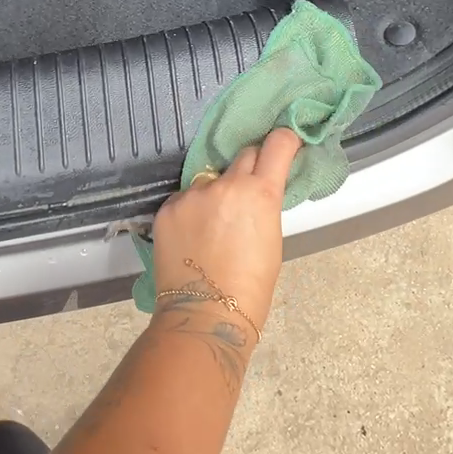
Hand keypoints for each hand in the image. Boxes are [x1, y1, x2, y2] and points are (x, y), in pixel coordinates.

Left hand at [148, 128, 301, 339]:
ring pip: (210, 179)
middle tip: (249, 188)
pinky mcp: (167, 208)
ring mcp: (192, 194)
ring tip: (214, 225)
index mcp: (260, 193)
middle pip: (243, 155)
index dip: (284, 140)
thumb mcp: (271, 239)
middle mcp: (225, 184)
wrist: (204, 313)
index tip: (286, 142)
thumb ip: (262, 205)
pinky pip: (184, 199)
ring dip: (216, 192)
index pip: (277, 145)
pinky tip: (192, 236)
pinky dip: (191, 210)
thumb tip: (254, 192)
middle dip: (250, 167)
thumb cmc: (251, 287)